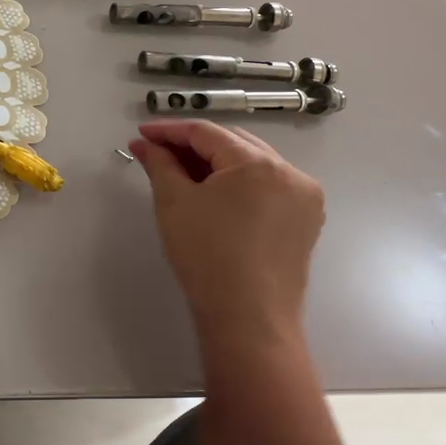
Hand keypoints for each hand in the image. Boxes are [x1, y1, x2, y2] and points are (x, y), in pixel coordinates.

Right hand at [128, 121, 325, 345]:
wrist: (249, 315)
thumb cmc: (206, 254)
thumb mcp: (174, 202)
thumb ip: (160, 164)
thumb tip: (146, 145)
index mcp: (259, 164)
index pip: (207, 132)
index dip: (169, 130)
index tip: (140, 134)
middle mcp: (291, 173)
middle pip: (234, 143)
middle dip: (192, 144)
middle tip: (154, 151)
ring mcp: (304, 197)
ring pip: (252, 163)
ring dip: (215, 161)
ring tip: (178, 170)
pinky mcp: (305, 218)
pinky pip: (267, 184)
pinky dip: (236, 181)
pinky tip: (211, 191)